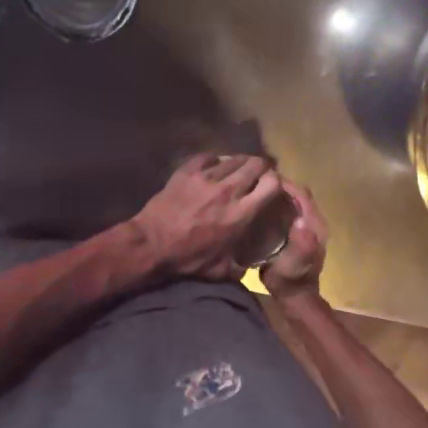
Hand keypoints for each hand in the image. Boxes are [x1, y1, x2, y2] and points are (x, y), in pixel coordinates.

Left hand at [129, 154, 282, 280]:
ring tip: (238, 169)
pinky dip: (215, 160)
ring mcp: (206, 177)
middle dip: (261, 167)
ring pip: (233, 158)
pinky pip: (208, 156)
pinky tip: (214, 166)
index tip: (272, 186)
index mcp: (241, 214)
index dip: (276, 182)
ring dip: (240, 162)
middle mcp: (229, 190)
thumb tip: (248, 269)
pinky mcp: (187, 171)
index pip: (271, 184)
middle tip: (258, 174)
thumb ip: (239, 268)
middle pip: (256, 164)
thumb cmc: (187, 259)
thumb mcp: (219, 270)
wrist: (151, 244)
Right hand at [260, 178, 327, 302]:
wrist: (295, 297)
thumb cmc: (291, 280)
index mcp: (315, 225)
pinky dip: (279, 206)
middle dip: (281, 187)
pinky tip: (263, 208)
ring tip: (258, 192)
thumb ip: (301, 244)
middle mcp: (314, 222)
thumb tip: (300, 222)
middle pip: (299, 195)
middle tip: (258, 183)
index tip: (264, 178)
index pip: (302, 194)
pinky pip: (290, 211)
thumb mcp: (294, 263)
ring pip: (295, 202)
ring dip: (280, 195)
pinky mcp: (300, 233)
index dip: (286, 184)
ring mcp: (308, 228)